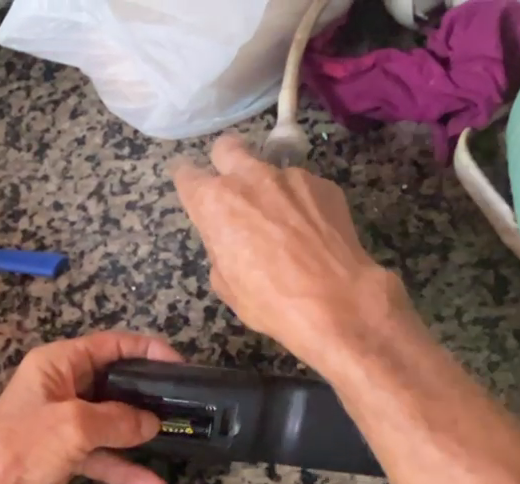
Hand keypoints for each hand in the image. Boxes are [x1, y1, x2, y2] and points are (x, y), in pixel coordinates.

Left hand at [0, 332, 180, 483]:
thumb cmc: (24, 447)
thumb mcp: (75, 424)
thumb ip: (118, 420)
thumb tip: (151, 422)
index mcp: (55, 365)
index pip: (107, 346)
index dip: (144, 350)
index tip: (178, 363)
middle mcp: (60, 389)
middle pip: (112, 384)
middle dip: (146, 394)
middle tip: (182, 403)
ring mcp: (64, 426)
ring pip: (112, 424)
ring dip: (140, 436)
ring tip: (176, 440)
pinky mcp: (66, 458)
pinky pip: (104, 458)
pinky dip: (126, 470)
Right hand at [170, 136, 421, 376]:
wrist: (333, 299)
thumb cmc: (268, 300)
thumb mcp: (226, 285)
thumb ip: (219, 249)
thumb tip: (228, 241)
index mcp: (215, 203)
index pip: (186, 175)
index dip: (187, 184)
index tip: (192, 193)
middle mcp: (250, 178)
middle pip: (226, 147)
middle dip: (224, 163)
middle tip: (232, 190)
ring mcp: (290, 176)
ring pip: (269, 169)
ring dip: (267, 188)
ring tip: (281, 224)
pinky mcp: (323, 184)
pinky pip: (302, 187)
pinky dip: (299, 203)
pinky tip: (308, 232)